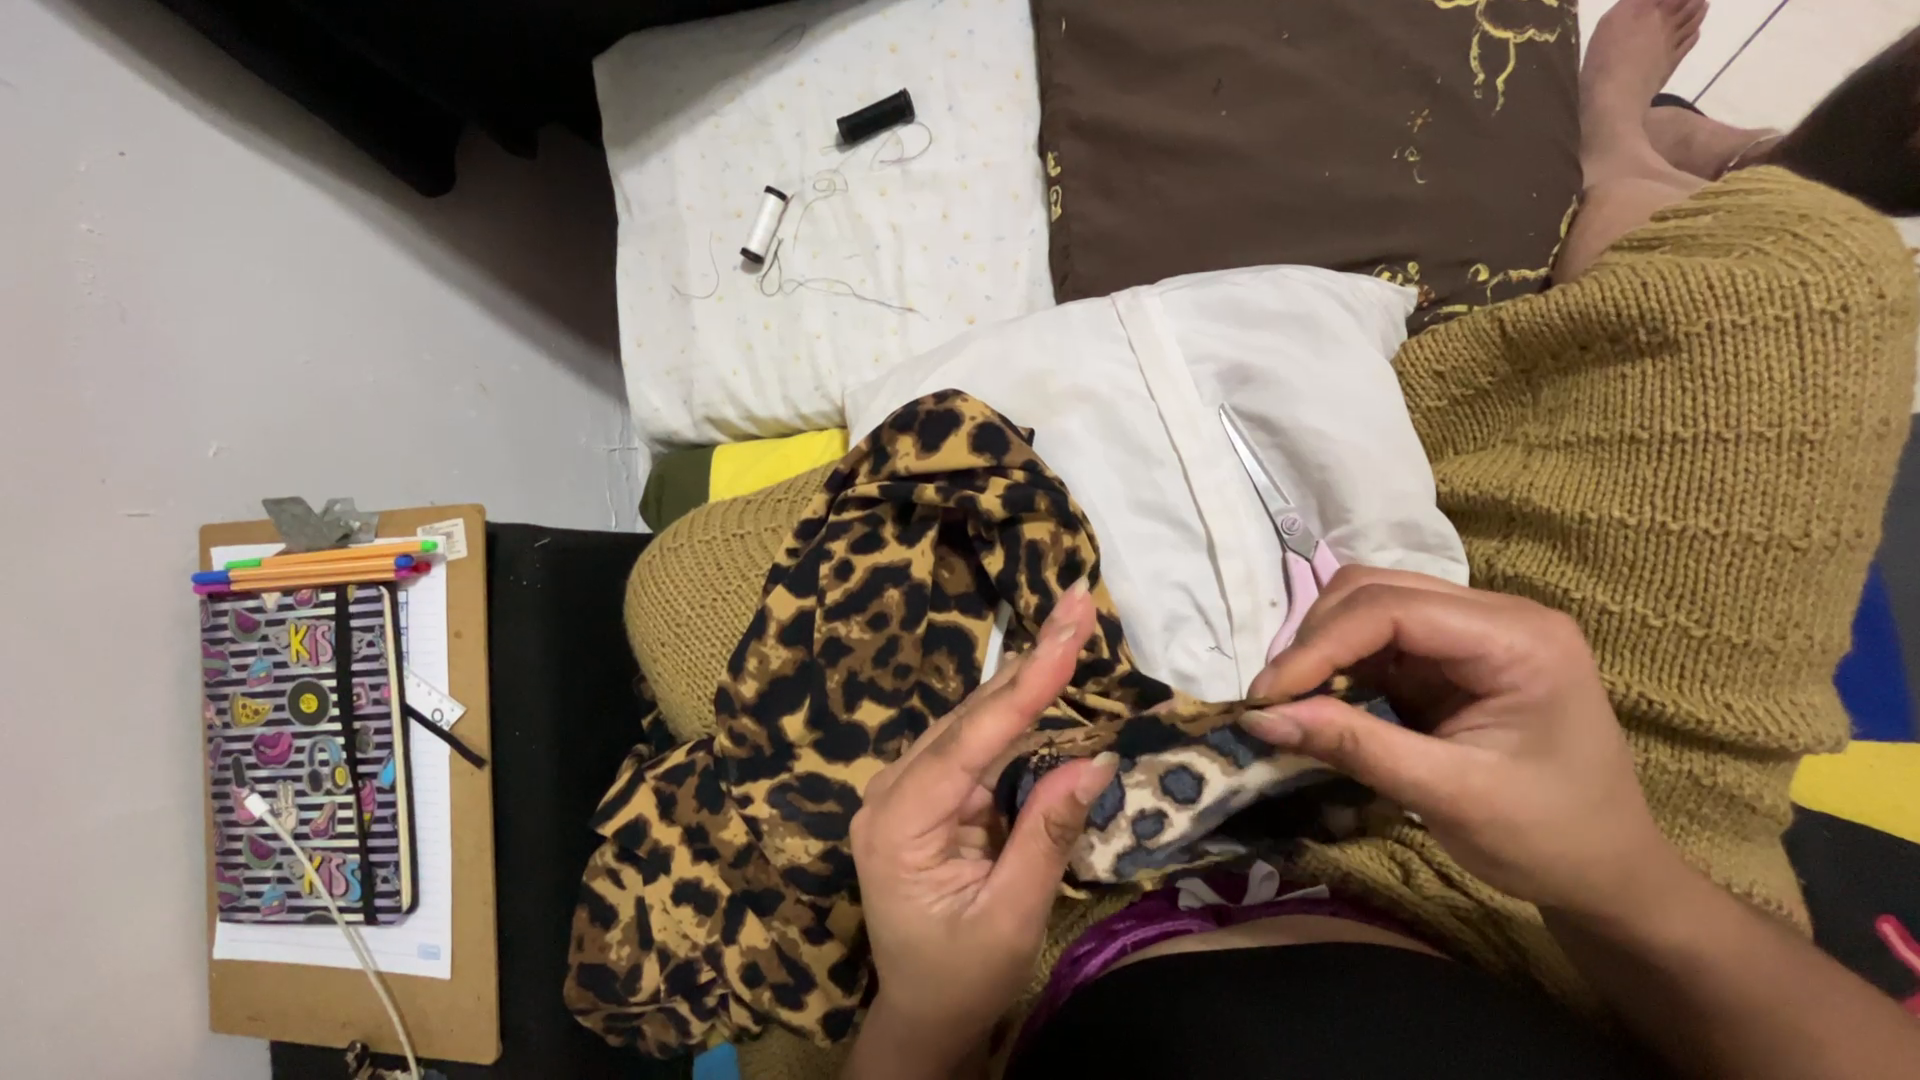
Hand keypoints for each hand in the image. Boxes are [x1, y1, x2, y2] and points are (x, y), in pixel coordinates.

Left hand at [849, 579, 1119, 1055]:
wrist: (922, 1016)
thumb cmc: (961, 979)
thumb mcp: (1011, 918)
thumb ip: (1046, 835)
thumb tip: (1096, 761)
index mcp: (899, 822)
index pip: (971, 740)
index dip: (1027, 684)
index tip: (1067, 631)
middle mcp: (894, 791)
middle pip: (970, 716)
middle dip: (1029, 661)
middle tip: (1076, 604)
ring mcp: (907, 790)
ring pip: (972, 722)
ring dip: (1024, 678)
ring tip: (1068, 629)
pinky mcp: (928, 796)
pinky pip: (975, 745)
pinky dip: (1014, 713)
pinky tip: (1043, 679)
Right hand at [1242, 567, 1681, 917]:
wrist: (1608, 873)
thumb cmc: (1549, 839)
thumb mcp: (1450, 796)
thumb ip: (1355, 747)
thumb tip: (1261, 719)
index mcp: (1518, 638)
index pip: (1391, 609)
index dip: (1318, 646)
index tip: (1266, 697)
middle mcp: (1495, 615)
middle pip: (1372, 590)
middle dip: (1314, 640)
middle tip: (1275, 701)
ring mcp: (1472, 630)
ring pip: (1365, 604)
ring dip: (1321, 647)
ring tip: (1295, 701)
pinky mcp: (1449, 654)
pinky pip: (1374, 637)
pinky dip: (1337, 664)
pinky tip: (1324, 701)